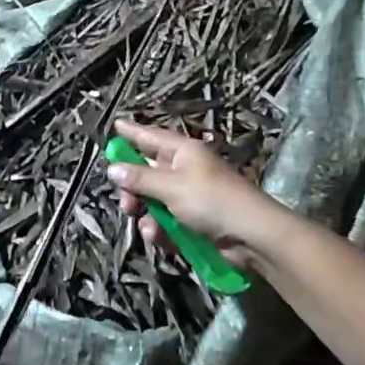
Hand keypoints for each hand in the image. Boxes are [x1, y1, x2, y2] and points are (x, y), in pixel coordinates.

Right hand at [104, 120, 295, 267]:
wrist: (252, 237)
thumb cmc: (212, 200)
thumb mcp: (171, 186)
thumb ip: (140, 178)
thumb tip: (112, 169)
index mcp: (183, 152)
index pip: (151, 136)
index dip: (132, 132)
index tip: (115, 125)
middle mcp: (185, 171)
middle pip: (147, 173)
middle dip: (134, 189)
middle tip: (127, 205)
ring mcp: (189, 197)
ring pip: (153, 201)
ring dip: (147, 215)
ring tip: (150, 229)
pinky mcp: (193, 222)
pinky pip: (166, 222)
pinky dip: (161, 231)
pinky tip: (160, 239)